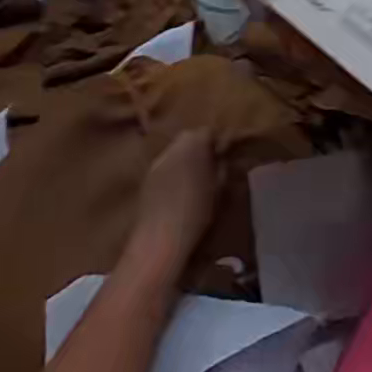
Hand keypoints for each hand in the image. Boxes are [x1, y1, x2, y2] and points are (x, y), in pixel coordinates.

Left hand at [126, 128, 217, 275]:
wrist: (160, 239)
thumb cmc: (197, 214)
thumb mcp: (219, 190)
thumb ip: (222, 168)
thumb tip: (223, 158)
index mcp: (193, 145)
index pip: (207, 131)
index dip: (217, 141)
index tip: (224, 154)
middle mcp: (172, 147)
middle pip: (189, 137)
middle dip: (200, 147)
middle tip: (212, 165)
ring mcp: (157, 160)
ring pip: (175, 150)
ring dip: (186, 158)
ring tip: (196, 177)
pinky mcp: (147, 176)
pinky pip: (165, 165)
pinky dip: (173, 170)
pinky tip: (178, 189)